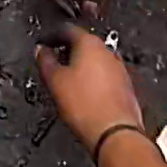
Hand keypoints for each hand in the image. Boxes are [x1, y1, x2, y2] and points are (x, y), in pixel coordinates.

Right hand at [35, 22, 142, 155]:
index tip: (44, 45)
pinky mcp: (125, 88)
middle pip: (82, 43)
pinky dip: (93, 81)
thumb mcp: (55, 81)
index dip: (52, 36)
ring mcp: (119, 70)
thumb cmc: (86, 107)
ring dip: (81, 67)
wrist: (116, 136)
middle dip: (67, 51)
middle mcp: (107, 51)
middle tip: (54, 62)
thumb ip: (45, 61)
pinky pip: (105, 77)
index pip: (66, 30)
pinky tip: (86, 95)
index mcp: (89, 43)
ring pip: (95, 60)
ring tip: (68, 81)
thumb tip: (41, 51)